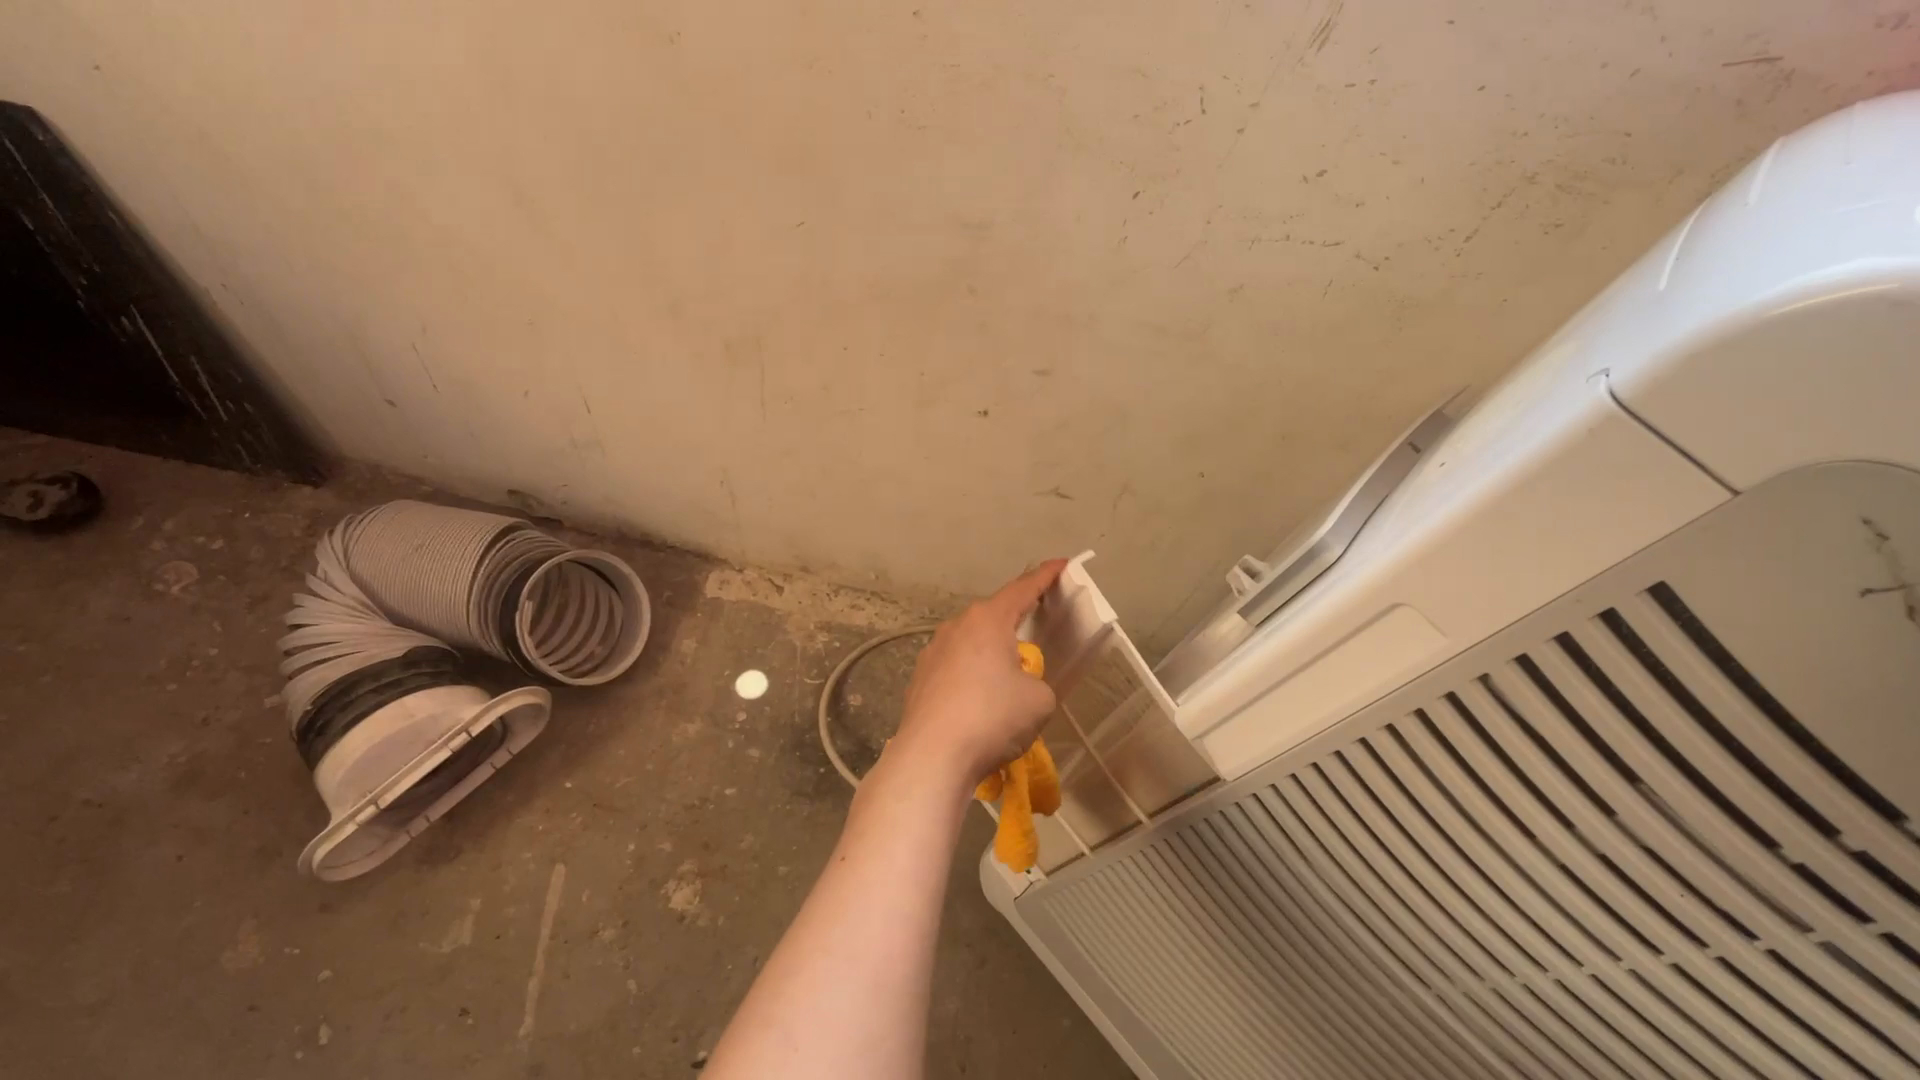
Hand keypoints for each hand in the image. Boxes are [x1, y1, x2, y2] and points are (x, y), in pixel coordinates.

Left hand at [888, 560, 1067, 790]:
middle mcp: (955, 628)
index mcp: (987, 620)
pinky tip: (978, 705)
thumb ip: (1036, 683)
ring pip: (970, 645)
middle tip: (1036, 627)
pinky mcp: (919, 682)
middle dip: (1014, 621)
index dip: (1045, 576)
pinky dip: (971, 680)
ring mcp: (932, 654)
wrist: (933, 757)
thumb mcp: (1039, 700)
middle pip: (992, 616)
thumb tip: (1018, 688)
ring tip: (1006, 678)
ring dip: (990, 655)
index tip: (1061, 564)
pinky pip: (954, 671)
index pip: (1023, 589)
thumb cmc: (992, 718)